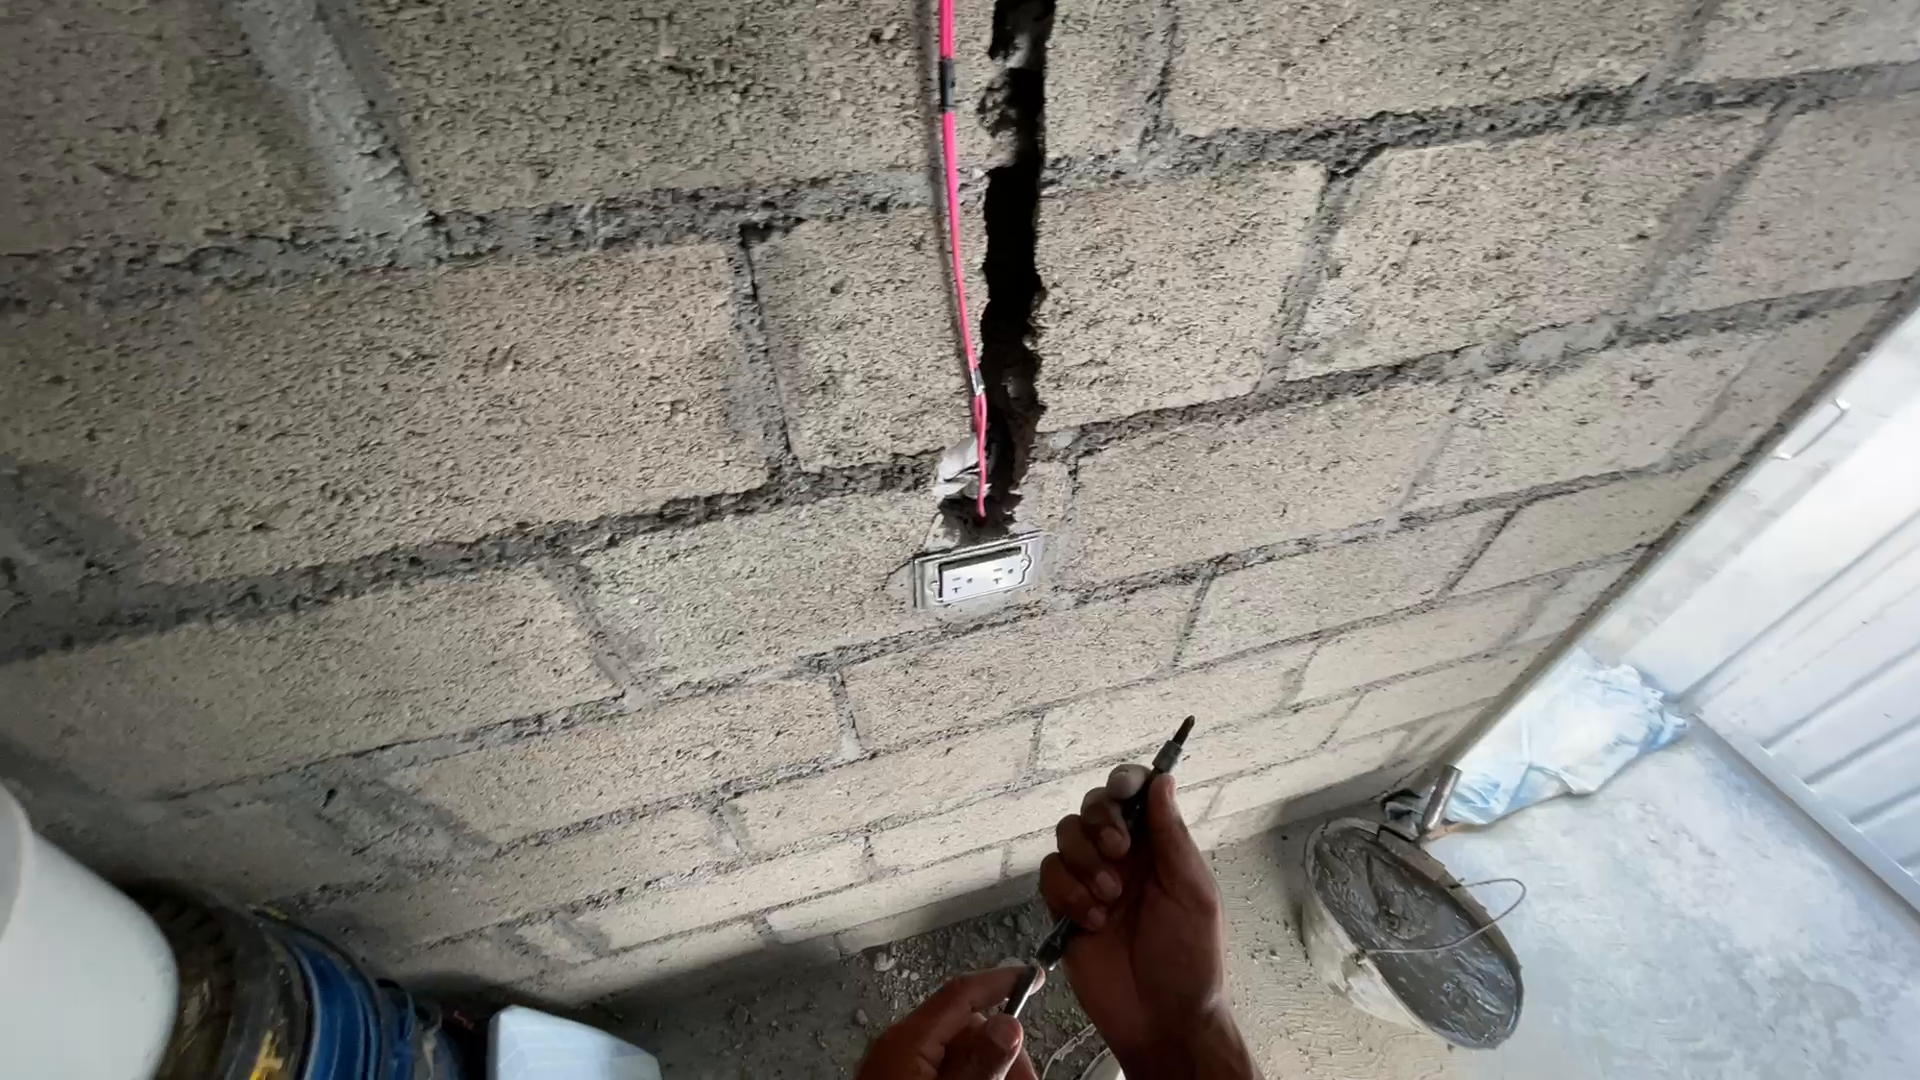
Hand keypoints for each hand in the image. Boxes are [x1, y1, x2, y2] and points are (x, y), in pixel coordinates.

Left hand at [855, 966, 1042, 1079]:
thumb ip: (981, 1066)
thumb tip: (1009, 1025)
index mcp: (907, 1040)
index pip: (962, 993)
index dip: (1001, 981)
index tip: (1034, 976)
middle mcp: (899, 1046)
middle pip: (966, 1029)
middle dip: (1003, 1055)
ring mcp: (897, 1070)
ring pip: (959, 1055)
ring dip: (990, 1074)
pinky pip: (943, 1073)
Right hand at [1040, 769, 1256, 1079]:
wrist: (1162, 1022)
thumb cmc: (1189, 959)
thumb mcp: (1193, 894)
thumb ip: (1172, 836)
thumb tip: (1162, 780)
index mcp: (1155, 845)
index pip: (1134, 793)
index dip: (1124, 781)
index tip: (1121, 790)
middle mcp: (1120, 855)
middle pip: (1092, 806)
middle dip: (1100, 822)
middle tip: (1119, 852)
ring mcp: (1089, 878)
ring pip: (1066, 835)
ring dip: (1084, 861)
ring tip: (1109, 898)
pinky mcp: (1063, 905)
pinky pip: (1049, 874)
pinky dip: (1068, 893)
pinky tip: (1092, 922)